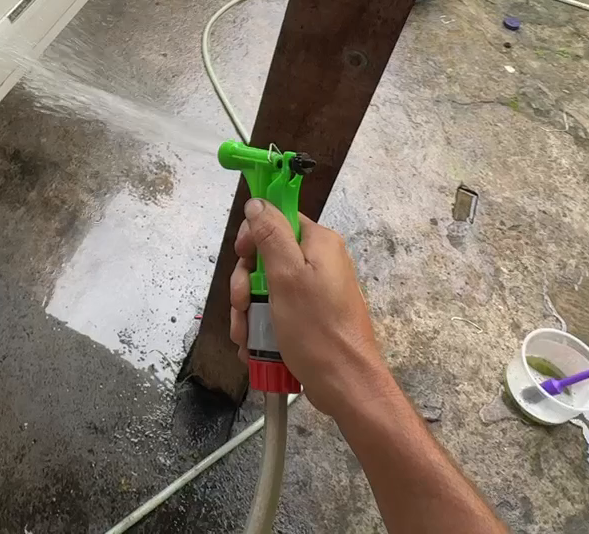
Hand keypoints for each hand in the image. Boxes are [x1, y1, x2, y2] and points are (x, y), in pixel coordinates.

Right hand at [229, 198, 395, 416]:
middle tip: (242, 305)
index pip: (278, 218)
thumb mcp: (286, 275)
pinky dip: (260, 325)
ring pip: (266, 286)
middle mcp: (319, 261)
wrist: (346, 387)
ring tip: (245, 335)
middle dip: (246, 283)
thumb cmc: (316, 328)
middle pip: (266, 256)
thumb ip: (270, 233)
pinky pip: (276, 309)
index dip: (253, 235)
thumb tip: (257, 202)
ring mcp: (315, 291)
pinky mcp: (310, 316)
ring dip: (248, 309)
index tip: (242, 256)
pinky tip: (253, 345)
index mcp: (319, 243)